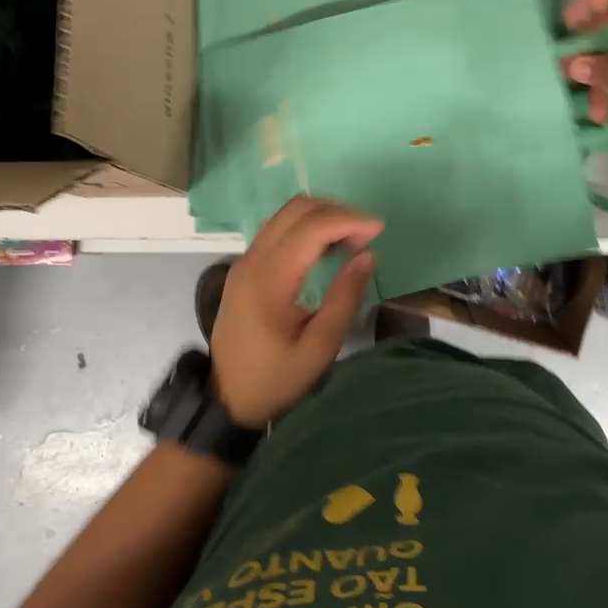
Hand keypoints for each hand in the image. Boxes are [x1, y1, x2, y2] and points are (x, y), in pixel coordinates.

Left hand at [210, 197, 383, 426]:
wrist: (227, 398)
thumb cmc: (276, 378)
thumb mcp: (320, 347)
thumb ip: (345, 298)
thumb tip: (368, 255)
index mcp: (269, 280)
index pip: (311, 227)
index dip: (348, 220)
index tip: (380, 230)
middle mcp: (252, 260)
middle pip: (296, 209)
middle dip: (337, 212)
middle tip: (368, 235)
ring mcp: (245, 261)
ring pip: (286, 215)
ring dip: (322, 217)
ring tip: (353, 240)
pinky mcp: (245, 267)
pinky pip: (278, 229)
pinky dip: (307, 228)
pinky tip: (328, 249)